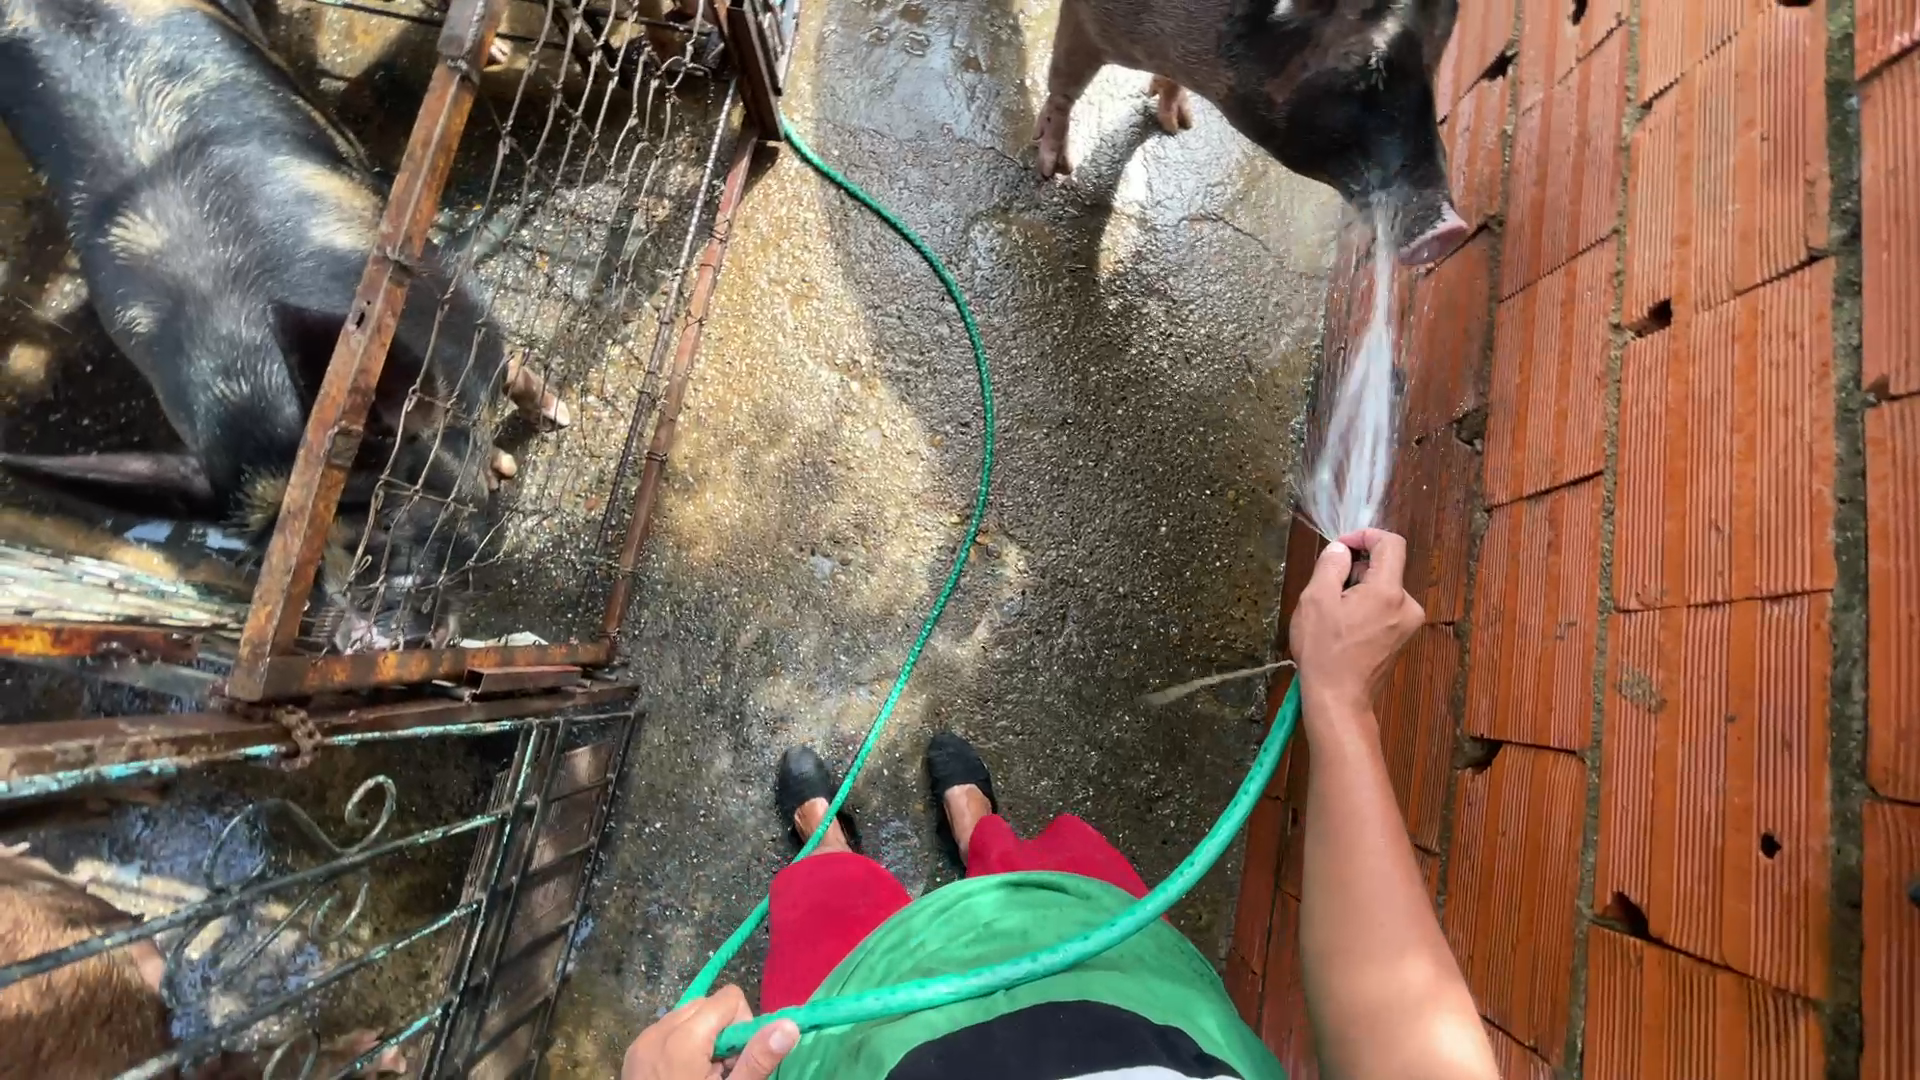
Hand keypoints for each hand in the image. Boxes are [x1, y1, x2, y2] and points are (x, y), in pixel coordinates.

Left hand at [621, 986, 797, 1079]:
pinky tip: (681, 1076)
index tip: (735, 1062)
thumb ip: (758, 1058)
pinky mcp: (634, 1052)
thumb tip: (791, 1024)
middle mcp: (659, 1031)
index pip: (730, 997)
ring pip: (688, 1014)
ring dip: (702, 1036)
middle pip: (708, 1004)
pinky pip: (668, 1028)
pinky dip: (682, 1043)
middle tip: (720, 1074)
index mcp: (683, 1039)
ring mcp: (642, 1041)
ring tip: (700, 1076)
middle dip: (722, 1031)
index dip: (742, 1026)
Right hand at [1288, 529, 1422, 721]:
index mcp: (1388, 592)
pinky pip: (1384, 607)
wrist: (1338, 697)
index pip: (1390, 543)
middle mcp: (1407, 605)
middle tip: (1325, 586)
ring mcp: (1408, 623)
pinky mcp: (1402, 637)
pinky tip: (1343, 626)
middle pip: (1384, 567)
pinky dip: (1364, 606)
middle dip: (1355, 568)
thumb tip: (1341, 549)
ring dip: (1357, 589)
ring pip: (1382, 588)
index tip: (1340, 546)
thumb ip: (1330, 566)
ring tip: (1331, 611)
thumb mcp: (1315, 600)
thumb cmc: (1323, 650)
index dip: (1364, 536)